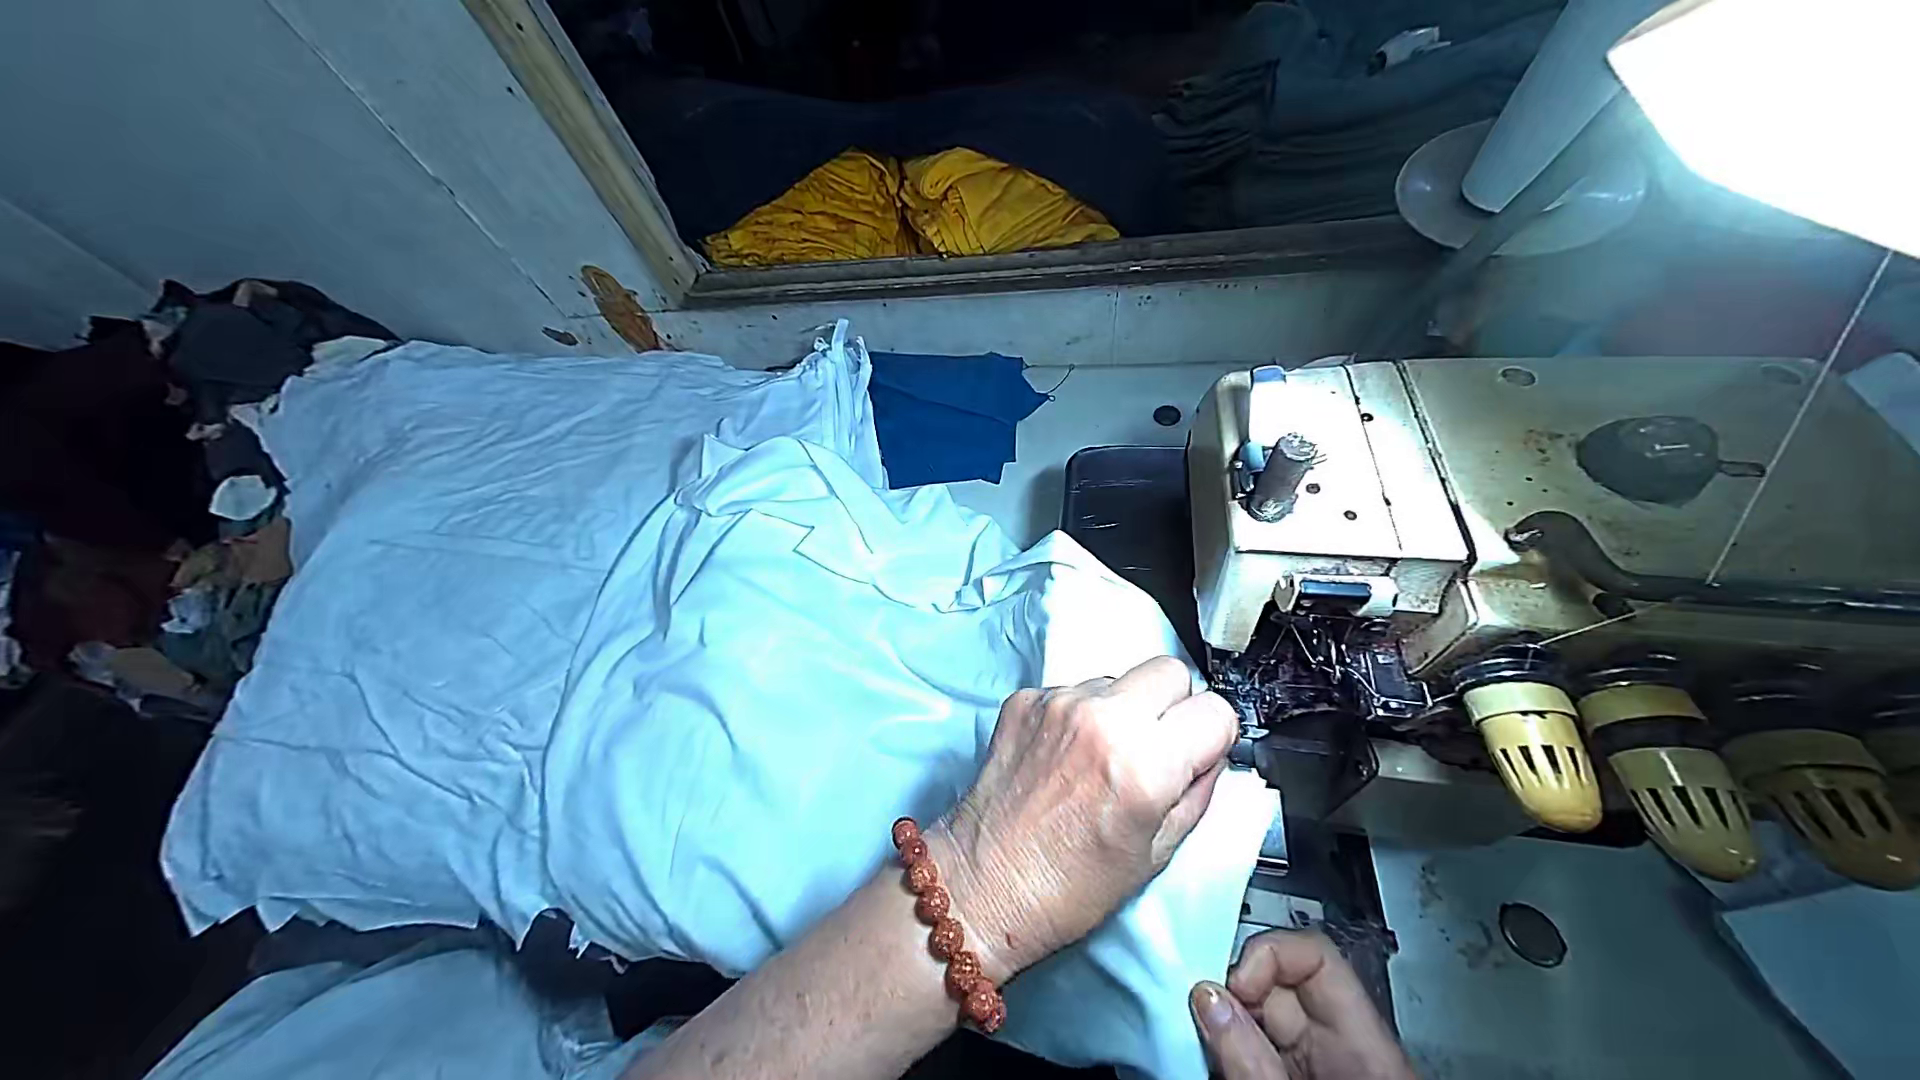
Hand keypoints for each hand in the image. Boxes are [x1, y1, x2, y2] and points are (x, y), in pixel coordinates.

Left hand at [926, 656, 1237, 983]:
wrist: (986, 882)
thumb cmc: (1067, 886)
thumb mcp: (1158, 852)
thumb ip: (1197, 792)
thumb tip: (1211, 754)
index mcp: (1143, 764)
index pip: (1215, 710)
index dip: (1214, 734)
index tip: (1202, 749)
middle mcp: (1099, 719)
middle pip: (1169, 670)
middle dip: (1175, 705)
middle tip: (1158, 744)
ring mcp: (1057, 703)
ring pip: (1119, 677)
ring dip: (1124, 708)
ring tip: (1102, 757)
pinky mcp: (1024, 700)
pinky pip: (1074, 688)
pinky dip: (1080, 713)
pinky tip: (1067, 754)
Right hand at [1190, 928, 1413, 1079]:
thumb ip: (1253, 1059)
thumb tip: (1207, 997)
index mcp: (1369, 1049)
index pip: (1315, 954)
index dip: (1266, 954)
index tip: (1230, 986)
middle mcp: (1348, 1048)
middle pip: (1279, 981)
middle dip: (1231, 988)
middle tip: (1199, 1013)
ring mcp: (1324, 1065)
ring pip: (1262, 1012)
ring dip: (1224, 1017)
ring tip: (1200, 1037)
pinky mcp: (1298, 1077)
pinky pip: (1259, 1042)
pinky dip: (1230, 1043)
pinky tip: (1210, 1056)